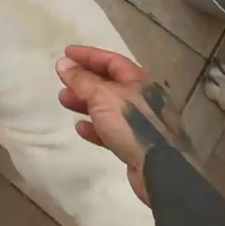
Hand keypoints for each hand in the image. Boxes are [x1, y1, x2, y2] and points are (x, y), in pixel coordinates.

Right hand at [56, 45, 182, 204]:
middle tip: (63, 81)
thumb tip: (63, 64)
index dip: (88, 55)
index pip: (112, 61)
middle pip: (109, 84)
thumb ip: (81, 79)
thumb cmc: (132, 125)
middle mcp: (143, 100)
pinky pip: (112, 130)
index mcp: (140, 83)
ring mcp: (142, 124)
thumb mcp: (101, 96)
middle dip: (83, 81)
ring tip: (64, 102)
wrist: (161, 171)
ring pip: (108, 107)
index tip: (66, 53)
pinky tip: (81, 128)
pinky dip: (95, 126)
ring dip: (85, 102)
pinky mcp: (138, 145)